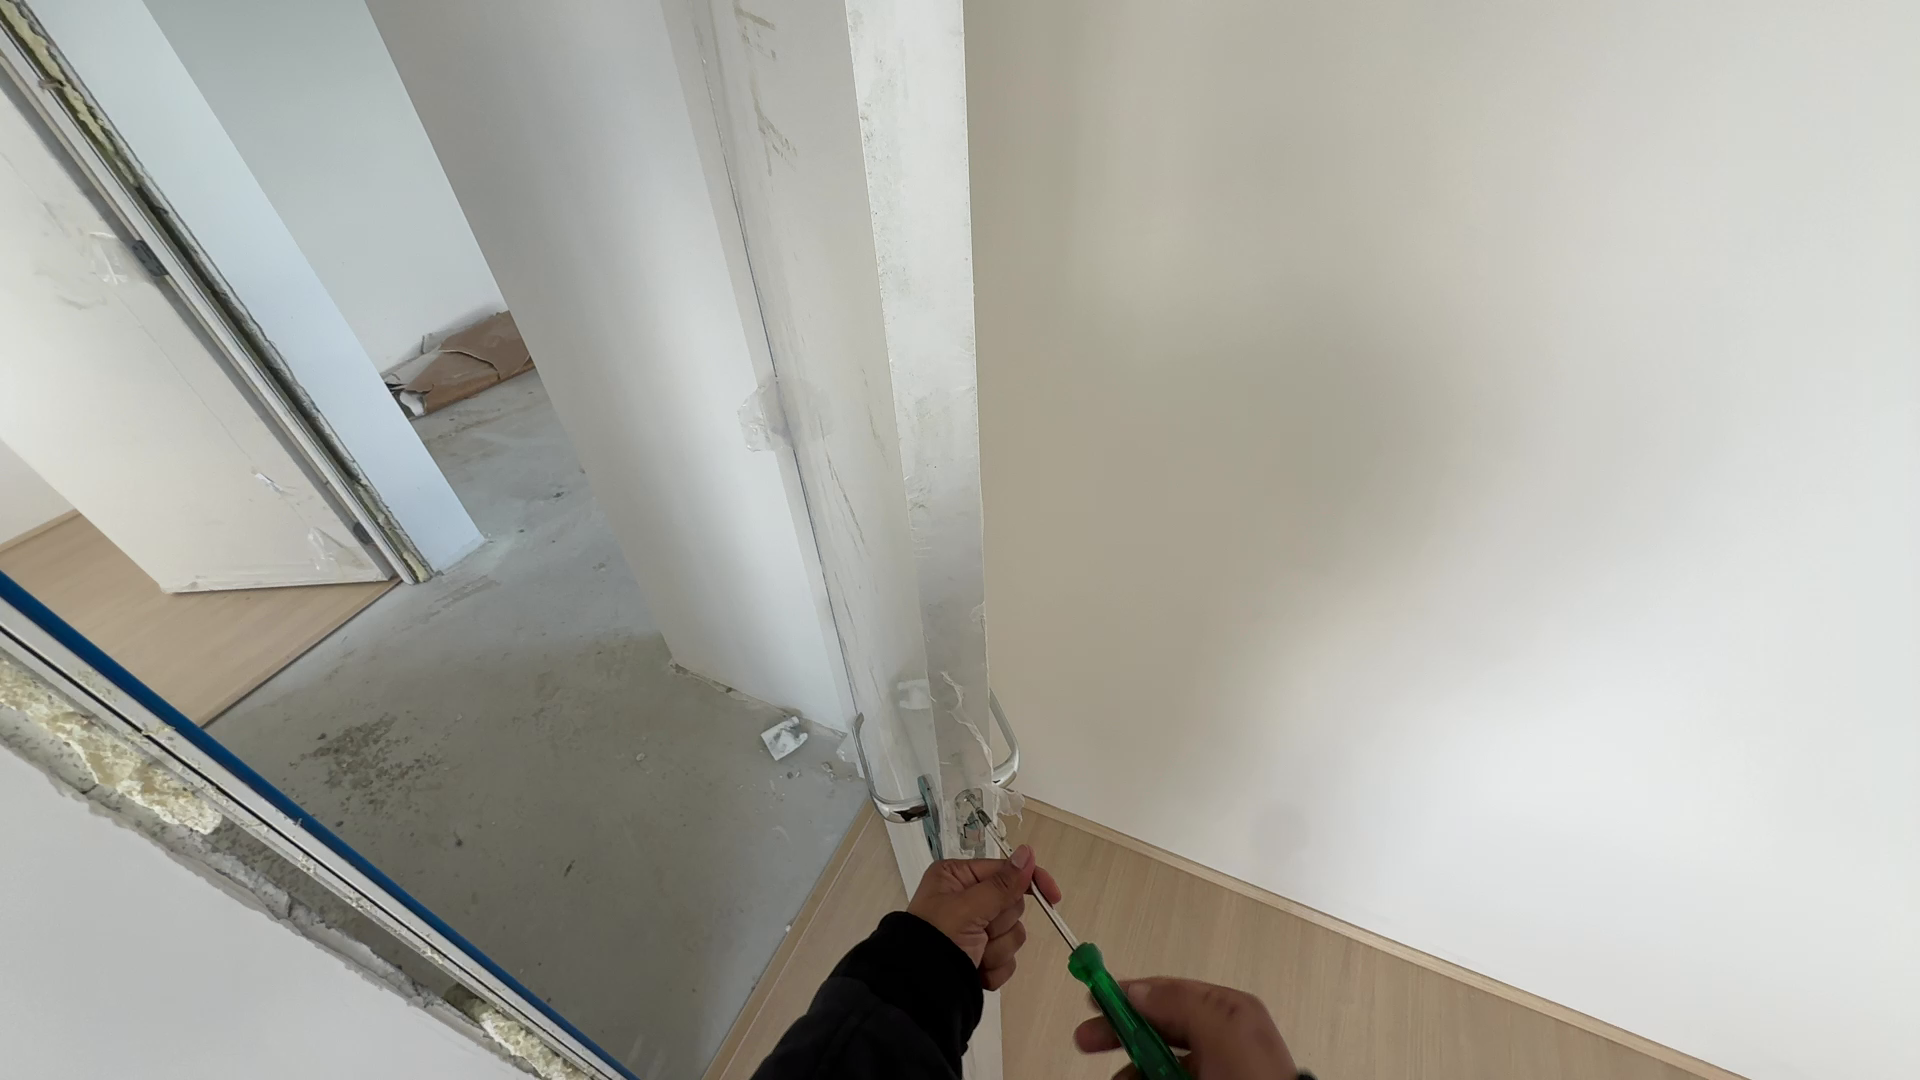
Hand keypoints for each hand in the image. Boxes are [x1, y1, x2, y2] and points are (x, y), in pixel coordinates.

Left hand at [906, 845, 1062, 990]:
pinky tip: (976, 971)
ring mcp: (975, 929)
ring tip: (974, 956)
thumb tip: (1028, 853)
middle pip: (1012, 904)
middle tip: (980, 932)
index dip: (1030, 881)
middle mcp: (967, 899)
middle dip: (1000, 924)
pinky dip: (994, 969)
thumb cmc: (937, 939)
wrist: (919, 993)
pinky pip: (1007, 959)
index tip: (1052, 896)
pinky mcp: (982, 957)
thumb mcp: (968, 908)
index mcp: (958, 877)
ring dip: (996, 949)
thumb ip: (1002, 884)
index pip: (1005, 870)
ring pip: (1013, 934)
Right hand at [1074, 977, 1296, 1078]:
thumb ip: (1178, 1002)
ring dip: (1129, 1071)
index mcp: (1228, 1013)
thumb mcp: (1220, 1031)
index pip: (1167, 992)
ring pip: (1158, 1065)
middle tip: (1083, 1042)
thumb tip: (1135, 989)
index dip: (1127, 995)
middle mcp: (1220, 1041)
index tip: (1092, 1003)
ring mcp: (1214, 1075)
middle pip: (1157, 1028)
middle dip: (1120, 1033)